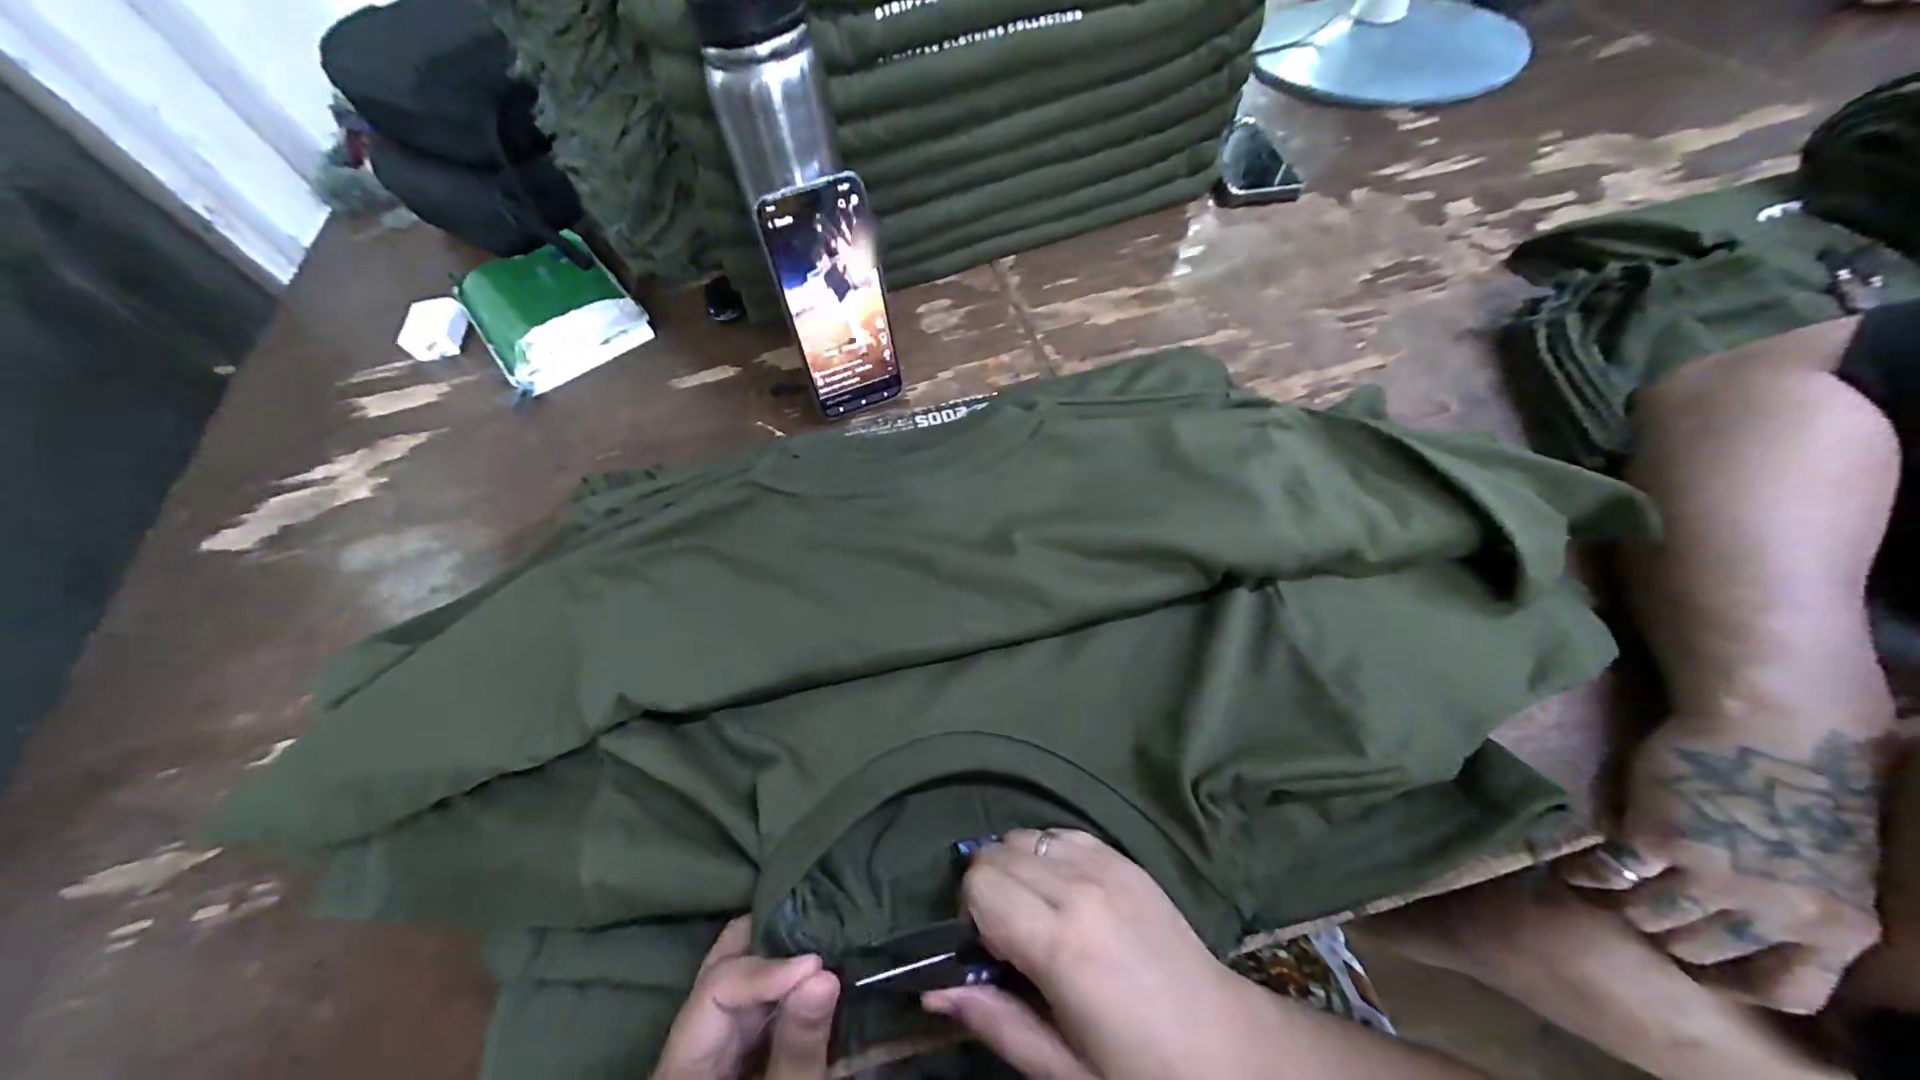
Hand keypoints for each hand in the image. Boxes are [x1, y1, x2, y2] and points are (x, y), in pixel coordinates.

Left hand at [650, 917, 841, 1079]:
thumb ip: (797, 1049)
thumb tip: (824, 974)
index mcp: (682, 1061)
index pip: (717, 984)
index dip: (768, 969)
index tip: (818, 965)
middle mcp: (691, 1038)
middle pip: (722, 962)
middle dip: (771, 938)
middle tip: (823, 925)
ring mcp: (713, 1042)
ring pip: (740, 976)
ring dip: (781, 955)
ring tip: (825, 936)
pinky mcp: (738, 1050)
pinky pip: (757, 999)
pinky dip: (787, 980)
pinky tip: (819, 968)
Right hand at [922, 829, 1266, 1079]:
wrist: (1229, 1047)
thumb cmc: (1142, 1072)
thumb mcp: (1064, 1070)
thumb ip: (994, 1021)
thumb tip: (931, 992)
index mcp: (1062, 943)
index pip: (979, 885)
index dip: (970, 918)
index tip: (988, 954)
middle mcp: (1080, 887)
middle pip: (996, 852)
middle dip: (986, 890)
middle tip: (1008, 939)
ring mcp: (1108, 866)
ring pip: (1026, 836)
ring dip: (1015, 868)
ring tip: (1036, 914)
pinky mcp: (1127, 859)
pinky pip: (1063, 833)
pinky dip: (1048, 853)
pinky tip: (1063, 891)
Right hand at [1560, 719, 1885, 1012]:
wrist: (1777, 727)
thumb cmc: (1807, 786)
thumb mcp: (1826, 866)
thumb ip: (1790, 900)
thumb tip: (1736, 923)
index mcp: (1836, 926)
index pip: (1785, 989)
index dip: (1734, 981)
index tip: (1700, 966)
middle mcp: (1774, 911)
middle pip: (1699, 950)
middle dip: (1663, 935)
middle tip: (1637, 914)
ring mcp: (1710, 875)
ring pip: (1647, 917)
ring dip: (1618, 905)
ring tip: (1598, 891)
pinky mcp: (1655, 839)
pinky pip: (1608, 873)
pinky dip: (1581, 874)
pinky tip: (1567, 868)